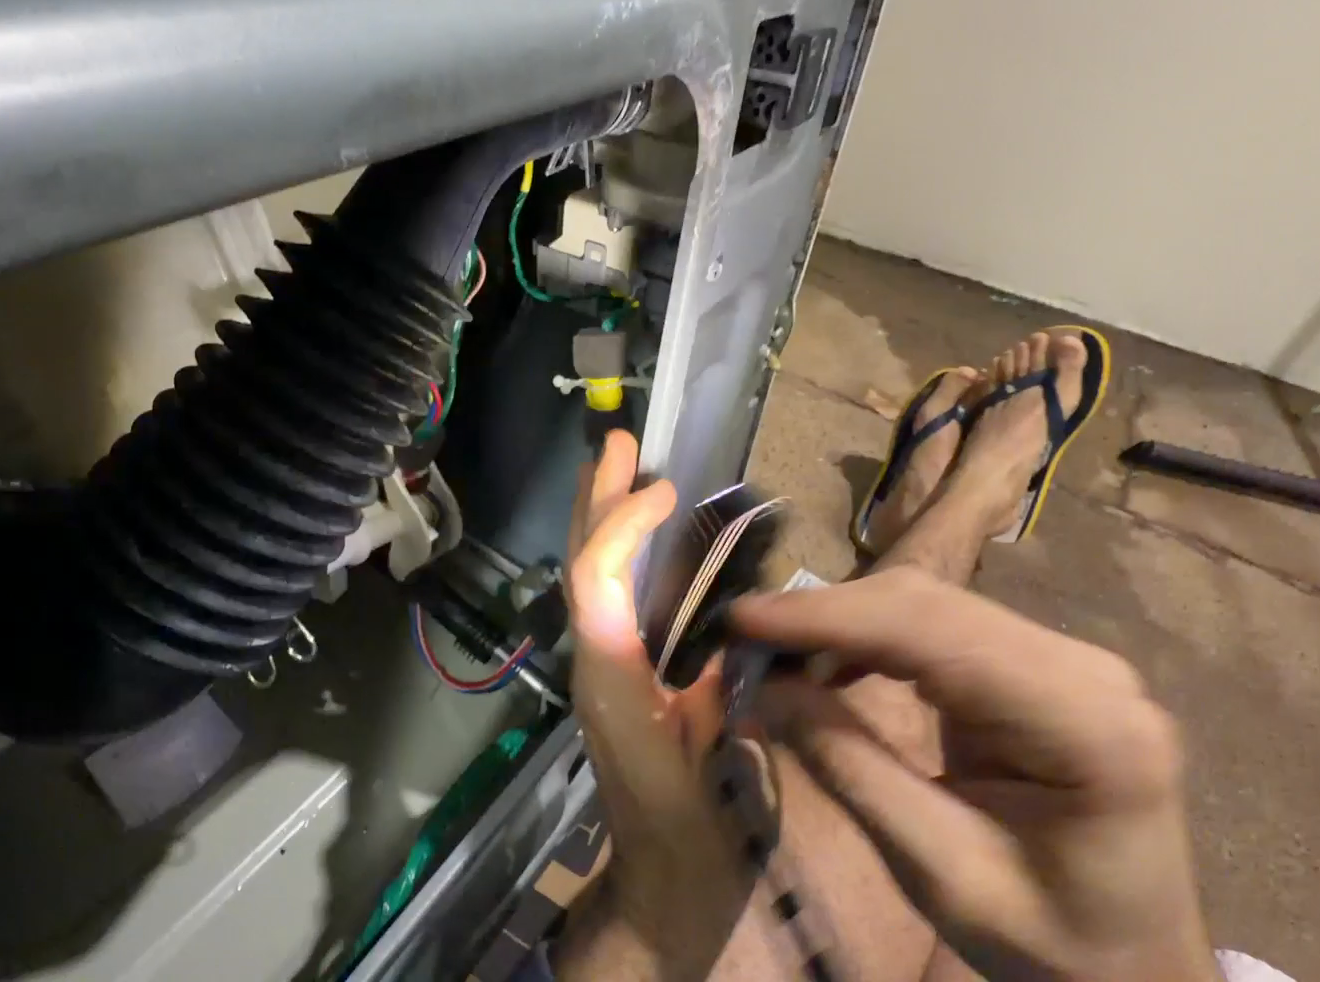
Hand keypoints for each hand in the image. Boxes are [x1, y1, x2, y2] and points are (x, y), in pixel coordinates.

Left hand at [554, 430, 749, 978]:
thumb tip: (740, 619)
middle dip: (596, 498)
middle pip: (580, 563)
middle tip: (619, 442)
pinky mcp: (612, 671)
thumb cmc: (694, 828)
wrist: (662, 878)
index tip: (664, 489)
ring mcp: (598, 664)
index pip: (595, 582)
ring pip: (588, 574)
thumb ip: (720, 684)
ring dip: (604, 517)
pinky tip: (649, 538)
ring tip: (625, 467)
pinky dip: (624, 553)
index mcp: (611, 677)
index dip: (622, 526)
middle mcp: (592, 660)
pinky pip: (611, 595)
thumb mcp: (717, 754)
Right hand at [737, 567, 1217, 981]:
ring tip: (772, 654)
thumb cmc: (1047, 942)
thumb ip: (851, 769)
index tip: (739, 619)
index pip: (933, 635)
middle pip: (928, 604)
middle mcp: (1085, 669)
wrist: (1129, 966)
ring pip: (926, 604)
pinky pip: (936, 625)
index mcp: (1086, 725)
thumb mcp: (939, 871)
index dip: (827, 617)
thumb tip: (762, 685)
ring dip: (840, 621)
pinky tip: (829, 664)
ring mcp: (1065, 659)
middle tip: (740, 641)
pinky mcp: (1035, 664)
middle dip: (823, 615)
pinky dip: (868, 636)